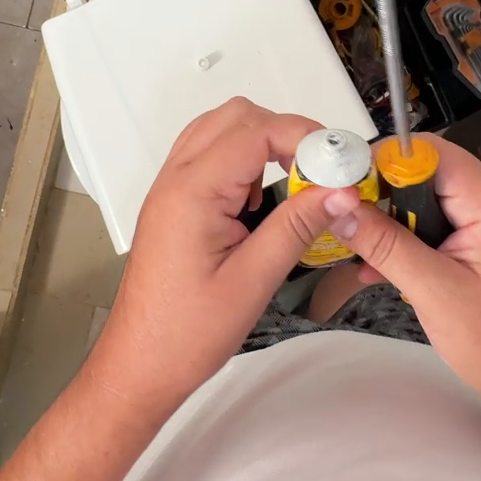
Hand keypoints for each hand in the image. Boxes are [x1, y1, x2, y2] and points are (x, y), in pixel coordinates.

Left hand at [84, 98, 355, 413]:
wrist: (139, 364)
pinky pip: (210, 153)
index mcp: (193, 192)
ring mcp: (171, 186)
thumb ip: (297, 227)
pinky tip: (258, 200)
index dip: (303, 136)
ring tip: (291, 184)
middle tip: (318, 171)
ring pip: (222, 128)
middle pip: (237, 116)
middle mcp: (176, 178)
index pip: (256, 131)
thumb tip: (340, 191)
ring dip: (262, 142)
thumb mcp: (253, 281)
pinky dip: (243, 158)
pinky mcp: (174, 200)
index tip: (338, 161)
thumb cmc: (186, 334)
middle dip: (285, 133)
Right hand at [328, 134, 480, 417]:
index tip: (343, 181)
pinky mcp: (469, 242)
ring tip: (354, 245)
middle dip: (379, 191)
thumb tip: (337, 205)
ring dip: (385, 220)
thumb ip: (384, 243)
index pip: (431, 152)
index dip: (384, 159)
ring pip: (418, 198)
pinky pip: (425, 223)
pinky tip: (372, 266)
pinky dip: (398, 239)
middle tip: (340, 214)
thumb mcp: (432, 290)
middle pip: (422, 171)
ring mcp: (479, 222)